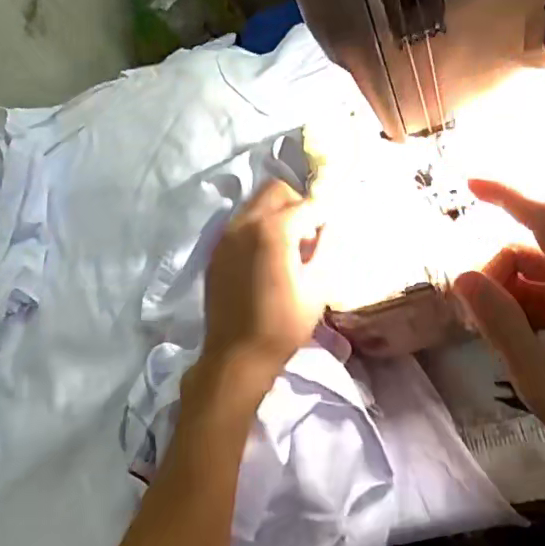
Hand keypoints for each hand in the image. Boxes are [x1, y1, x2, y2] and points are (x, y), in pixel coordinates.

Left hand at [200, 179, 325, 380]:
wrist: (237, 355)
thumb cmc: (283, 326)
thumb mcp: (317, 288)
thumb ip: (324, 249)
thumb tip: (326, 228)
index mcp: (273, 231)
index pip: (307, 204)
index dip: (323, 216)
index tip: (329, 235)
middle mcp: (244, 224)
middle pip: (275, 190)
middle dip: (297, 204)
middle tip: (307, 236)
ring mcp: (225, 236)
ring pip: (255, 204)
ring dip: (276, 215)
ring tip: (286, 248)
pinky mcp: (215, 251)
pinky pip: (240, 224)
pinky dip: (258, 229)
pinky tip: (266, 259)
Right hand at [454, 179, 544, 485]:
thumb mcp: (540, 378)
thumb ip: (501, 324)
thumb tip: (464, 277)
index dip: (507, 196)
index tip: (469, 184)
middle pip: (535, 250)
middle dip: (496, 272)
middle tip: (472, 320)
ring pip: (541, 273)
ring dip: (509, 294)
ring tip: (491, 337)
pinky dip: (527, 308)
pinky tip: (516, 342)